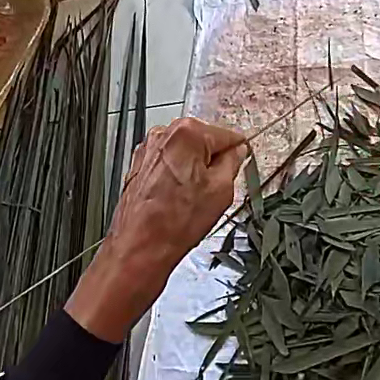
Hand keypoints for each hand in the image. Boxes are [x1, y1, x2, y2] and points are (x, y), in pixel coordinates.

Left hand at [66, 117, 248, 340]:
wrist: (140, 246)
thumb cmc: (173, 222)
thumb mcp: (222, 190)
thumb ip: (233, 162)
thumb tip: (236, 153)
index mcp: (188, 133)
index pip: (227, 135)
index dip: (237, 152)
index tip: (240, 163)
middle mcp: (164, 134)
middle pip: (203, 141)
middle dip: (212, 162)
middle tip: (214, 188)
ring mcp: (148, 149)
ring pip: (185, 153)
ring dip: (193, 170)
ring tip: (193, 198)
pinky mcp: (139, 165)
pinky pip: (168, 164)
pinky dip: (175, 177)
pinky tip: (177, 199)